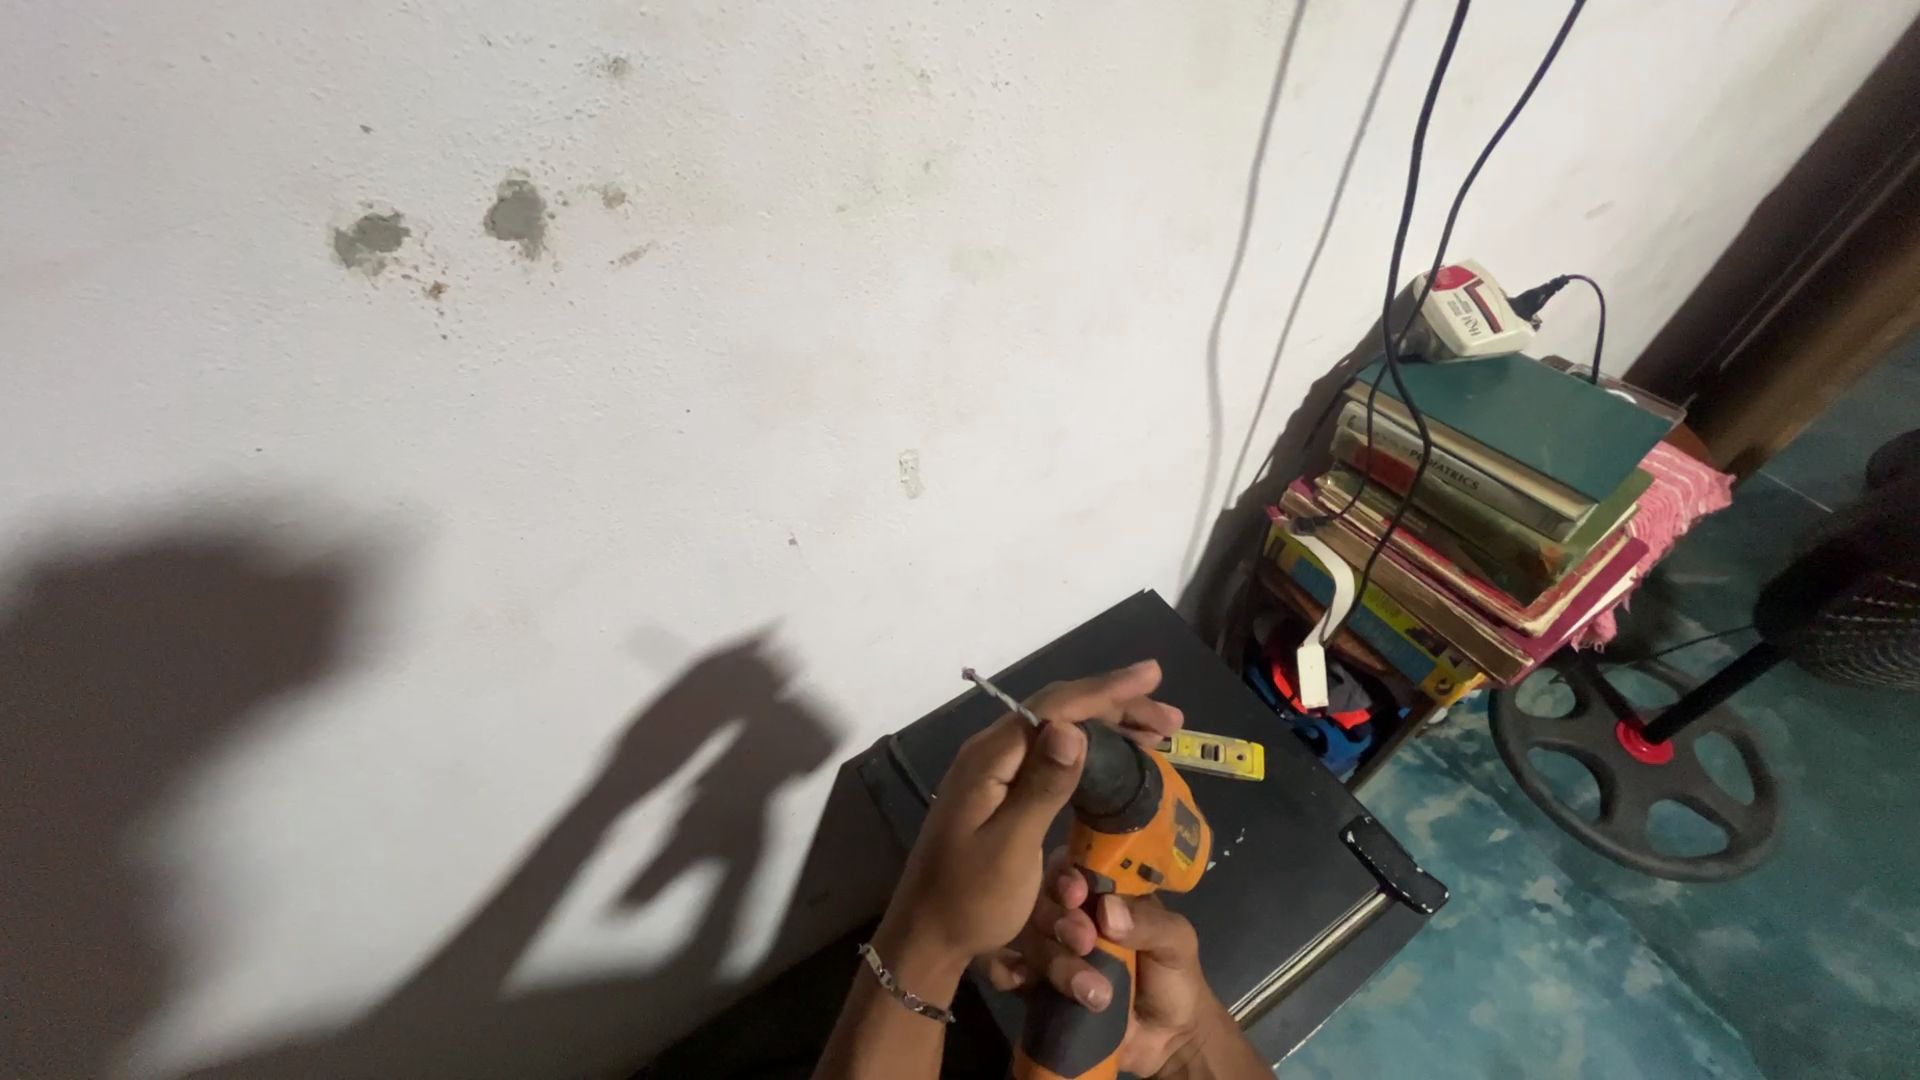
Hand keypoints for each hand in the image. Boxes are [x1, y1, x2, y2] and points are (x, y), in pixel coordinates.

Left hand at [874, 661, 1180, 968]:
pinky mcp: (1002, 789)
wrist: (928, 934)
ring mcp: (995, 770)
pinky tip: (1115, 758)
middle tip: (1169, 719)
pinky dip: (1089, 749)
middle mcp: (992, 752)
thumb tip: (1072, 728)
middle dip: (1115, 706)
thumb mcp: (1012, 847)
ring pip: (1058, 730)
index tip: (1152, 675)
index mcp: (990, 757)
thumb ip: (1042, 787)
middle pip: (1058, 711)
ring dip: (1106, 725)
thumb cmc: (970, 899)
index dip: (1105, 690)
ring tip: (1156, 735)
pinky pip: (1052, 753)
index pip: (1054, 707)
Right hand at [983, 852, 1213, 1077]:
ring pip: (1027, 937)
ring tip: (1090, 992)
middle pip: (1042, 900)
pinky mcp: (1035, 985)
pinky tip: (1020, 982)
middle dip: (1059, 921)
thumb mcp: (1177, 942)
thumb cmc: (1173, 976)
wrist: (1168, 1043)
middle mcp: (1067, 913)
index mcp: (1098, 891)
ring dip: (1053, 961)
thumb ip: (1150, 923)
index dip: (1065, 876)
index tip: (1075, 895)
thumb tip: (1108, 912)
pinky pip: (1004, 968)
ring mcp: (1049, 948)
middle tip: (1086, 943)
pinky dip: (1004, 970)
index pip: (1069, 867)